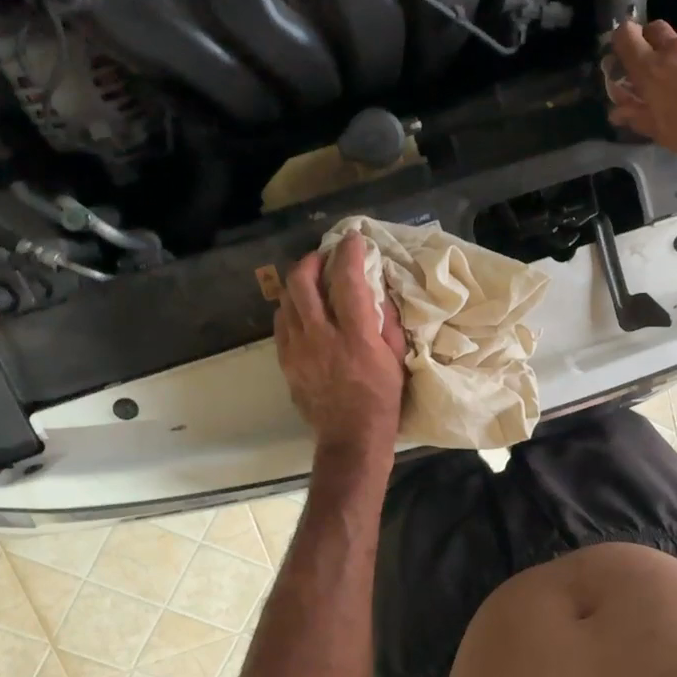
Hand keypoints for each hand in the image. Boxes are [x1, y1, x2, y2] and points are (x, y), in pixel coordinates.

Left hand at [274, 236, 407, 452]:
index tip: (353, 239)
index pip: (348, 280)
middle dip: (312, 260)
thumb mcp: (395, 358)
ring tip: (312, 280)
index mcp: (355, 335)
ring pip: (287, 300)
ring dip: (299, 283)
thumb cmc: (382, 398)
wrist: (350, 437)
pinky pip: (281, 324)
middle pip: (302, 282)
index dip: (349, 253)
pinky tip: (302, 311)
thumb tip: (376, 291)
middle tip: (324, 256)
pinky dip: (291, 309)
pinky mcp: (286, 362)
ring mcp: (298, 349)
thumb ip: (385, 321)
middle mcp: (321, 336)